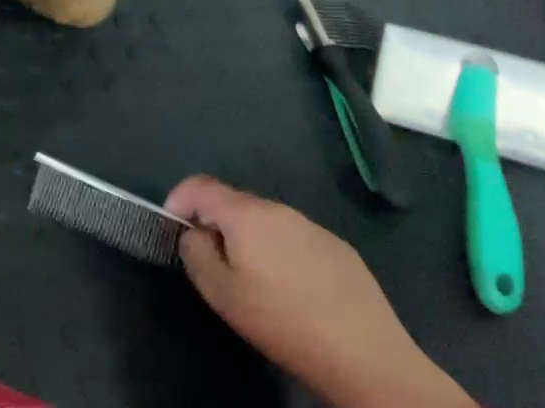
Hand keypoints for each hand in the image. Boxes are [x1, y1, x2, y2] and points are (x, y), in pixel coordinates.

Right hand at [166, 176, 474, 407]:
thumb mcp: (218, 290)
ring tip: (257, 280)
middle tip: (215, 262)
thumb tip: (196, 234)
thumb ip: (193, 250)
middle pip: (233, 203)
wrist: (369, 359)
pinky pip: (296, 239)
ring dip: (250, 238)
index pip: (198, 185)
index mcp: (247, 215)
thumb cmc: (282, 321)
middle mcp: (281, 211)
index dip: (177, 200)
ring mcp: (316, 229)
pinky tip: (294, 290)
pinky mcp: (342, 251)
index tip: (175, 229)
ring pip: (266, 222)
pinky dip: (282, 252)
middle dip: (215, 223)